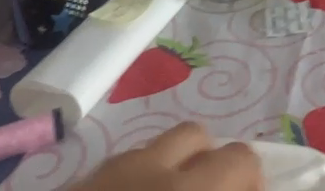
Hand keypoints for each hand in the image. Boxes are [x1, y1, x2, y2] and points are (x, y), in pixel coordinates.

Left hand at [71, 123, 261, 190]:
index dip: (252, 184)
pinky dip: (133, 186)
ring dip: (172, 173)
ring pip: (154, 149)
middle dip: (213, 168)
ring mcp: (105, 175)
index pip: (239, 161)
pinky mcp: (72, 187)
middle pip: (197, 138)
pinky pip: (116, 170)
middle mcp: (148, 172)